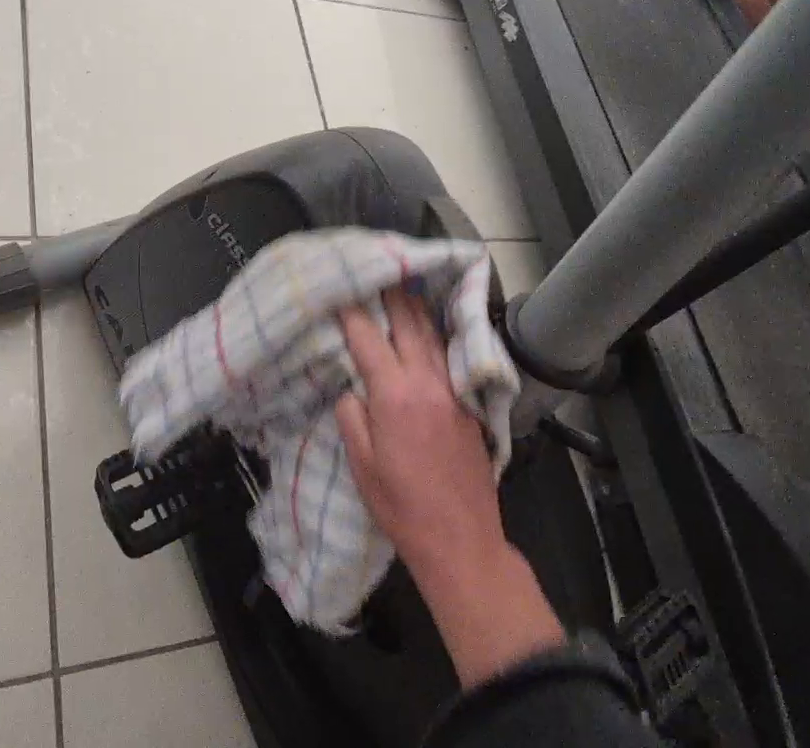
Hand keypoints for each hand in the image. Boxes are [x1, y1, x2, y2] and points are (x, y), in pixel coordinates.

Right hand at [337, 290, 564, 687]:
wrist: (461, 540)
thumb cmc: (401, 508)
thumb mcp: (361, 465)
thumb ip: (352, 417)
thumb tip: (353, 388)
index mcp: (395, 396)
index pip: (368, 339)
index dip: (351, 312)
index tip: (339, 291)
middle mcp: (428, 384)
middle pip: (409, 325)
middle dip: (391, 294)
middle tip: (377, 269)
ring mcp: (454, 393)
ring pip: (434, 337)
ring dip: (417, 309)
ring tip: (404, 285)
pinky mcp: (469, 406)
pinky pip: (450, 358)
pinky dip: (436, 336)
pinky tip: (430, 329)